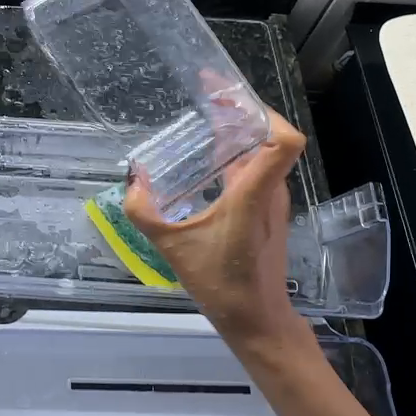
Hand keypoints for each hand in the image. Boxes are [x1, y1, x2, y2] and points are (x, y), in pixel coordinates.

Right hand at [124, 108, 306, 343]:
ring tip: (207, 115)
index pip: (283, 140)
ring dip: (240, 131)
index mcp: (254, 192)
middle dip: (241, 110)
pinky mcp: (267, 212)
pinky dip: (238, 153)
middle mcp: (270, 190)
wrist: (258, 323)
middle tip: (207, 93)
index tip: (227, 94)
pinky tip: (210, 156)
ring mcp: (272, 202)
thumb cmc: (223, 284)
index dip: (263, 111)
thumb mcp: (173, 247)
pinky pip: (257, 169)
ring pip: (263, 152)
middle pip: (270, 136)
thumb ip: (145, 212)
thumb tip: (132, 180)